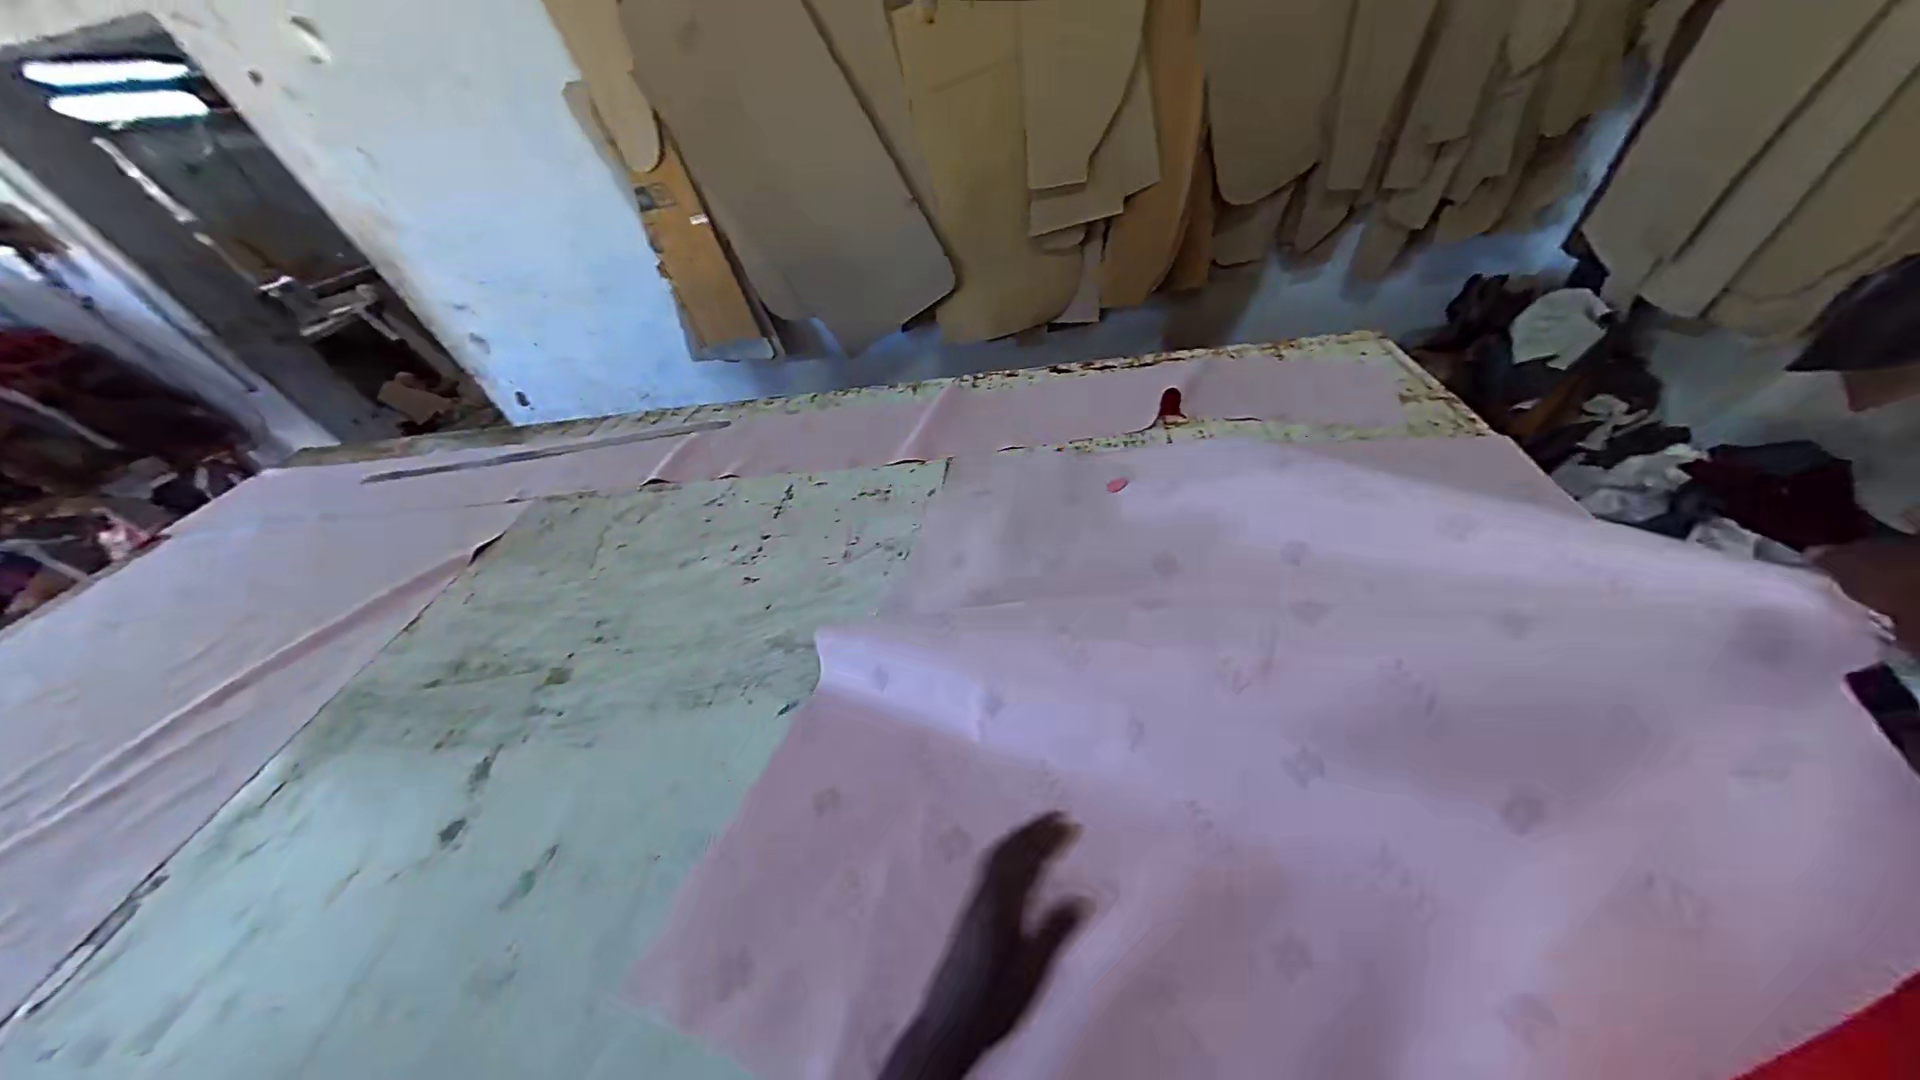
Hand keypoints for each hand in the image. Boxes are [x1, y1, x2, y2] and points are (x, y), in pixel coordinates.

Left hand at [880, 812, 1089, 1079]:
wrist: (947, 1025)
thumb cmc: (992, 1003)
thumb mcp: (1031, 974)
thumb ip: (1054, 934)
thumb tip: (1081, 899)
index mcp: (1001, 907)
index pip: (1028, 861)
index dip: (1049, 839)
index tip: (1070, 824)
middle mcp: (984, 897)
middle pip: (1010, 851)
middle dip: (1035, 829)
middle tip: (1059, 816)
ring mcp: (974, 903)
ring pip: (996, 856)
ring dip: (1019, 836)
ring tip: (1040, 828)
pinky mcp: (969, 913)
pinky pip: (989, 866)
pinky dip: (1007, 850)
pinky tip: (1014, 859)